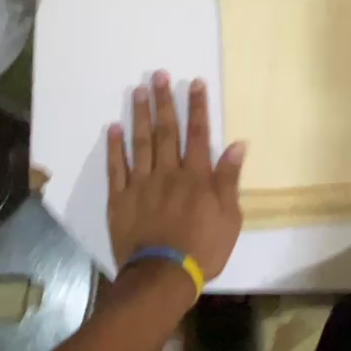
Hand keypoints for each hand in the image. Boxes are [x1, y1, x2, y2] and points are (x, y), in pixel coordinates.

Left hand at [106, 71, 245, 285]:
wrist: (163, 276)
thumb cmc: (203, 249)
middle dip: (164, 101)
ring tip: (138, 91)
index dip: (197, 107)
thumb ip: (229, 180)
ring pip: (141, 143)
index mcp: (196, 177)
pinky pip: (117, 168)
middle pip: (167, 131)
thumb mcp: (229, 218)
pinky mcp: (120, 198)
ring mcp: (142, 184)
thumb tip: (237, 145)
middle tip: (158, 75)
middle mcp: (169, 172)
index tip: (194, 82)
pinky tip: (113, 128)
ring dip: (140, 115)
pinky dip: (115, 147)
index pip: (198, 134)